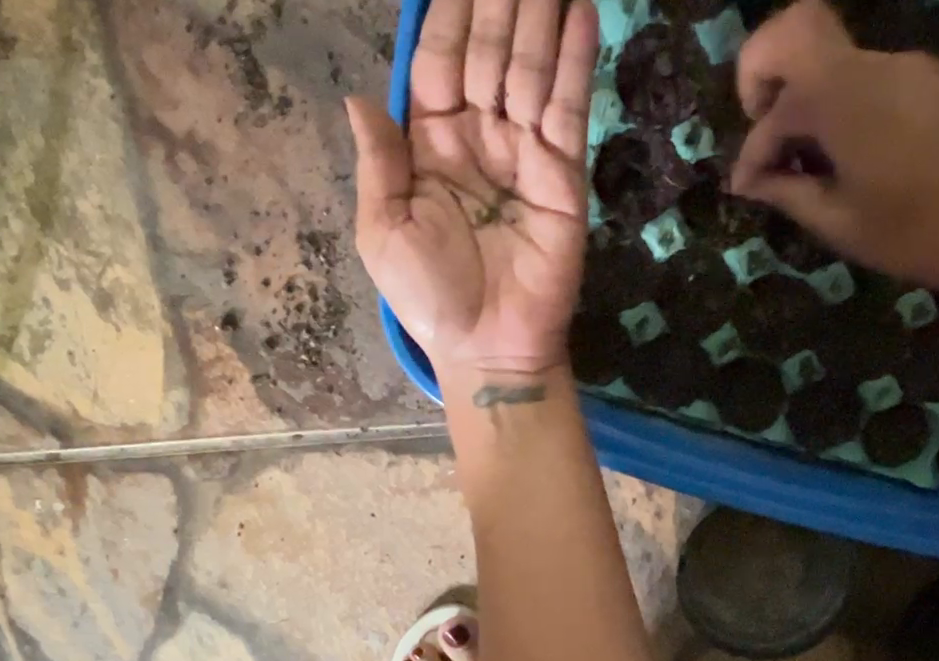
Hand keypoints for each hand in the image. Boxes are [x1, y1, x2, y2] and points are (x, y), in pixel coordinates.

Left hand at [346, 0, 598, 376]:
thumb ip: (378, 163)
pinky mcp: (563, 175)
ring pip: (529, 70)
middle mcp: (479, 138)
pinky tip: (580, 11)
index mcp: (430, 146)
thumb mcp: (383, 231)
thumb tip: (358, 97)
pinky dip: (576, 60)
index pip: (441, 62)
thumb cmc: (428, 296)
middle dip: (499, 4)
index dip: (451, 14)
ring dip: (537, 17)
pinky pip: (568, 108)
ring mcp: (524, 153)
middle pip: (487, 53)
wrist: (486, 347)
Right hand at [727, 0, 938, 305]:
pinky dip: (846, 111)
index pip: (775, 101)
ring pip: (838, 63)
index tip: (748, 189)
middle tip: (769, 142)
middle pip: (800, 38)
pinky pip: (872, 81)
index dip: (752, 146)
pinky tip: (853, 162)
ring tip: (811, 169)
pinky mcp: (937, 83)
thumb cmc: (922, 235)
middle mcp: (876, 64)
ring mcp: (912, 68)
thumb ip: (788, 192)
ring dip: (811, 105)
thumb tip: (753, 180)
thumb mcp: (842, 224)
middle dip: (767, 82)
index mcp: (843, 96)